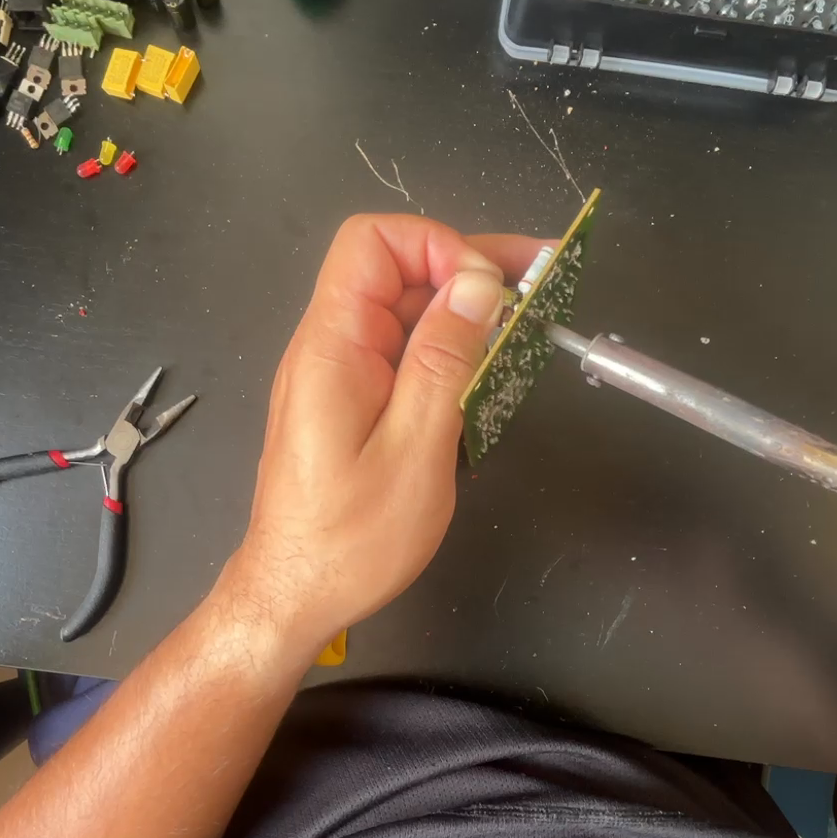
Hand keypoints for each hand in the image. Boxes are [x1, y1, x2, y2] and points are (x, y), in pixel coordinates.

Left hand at [221, 215, 546, 645]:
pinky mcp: (348, 405)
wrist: (295, 593)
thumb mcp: (415, 450)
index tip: (491, 291)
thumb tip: (477, 284)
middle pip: (394, 273)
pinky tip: (483, 374)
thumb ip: (444, 361)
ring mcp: (337, 377)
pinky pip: (399, 357)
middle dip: (468, 272)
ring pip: (402, 315)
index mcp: (333, 347)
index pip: (372, 243)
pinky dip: (444, 354)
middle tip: (541, 287)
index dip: (437, 246)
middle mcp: (328, 349)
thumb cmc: (351, 540)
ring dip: (462, 315)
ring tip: (525, 327)